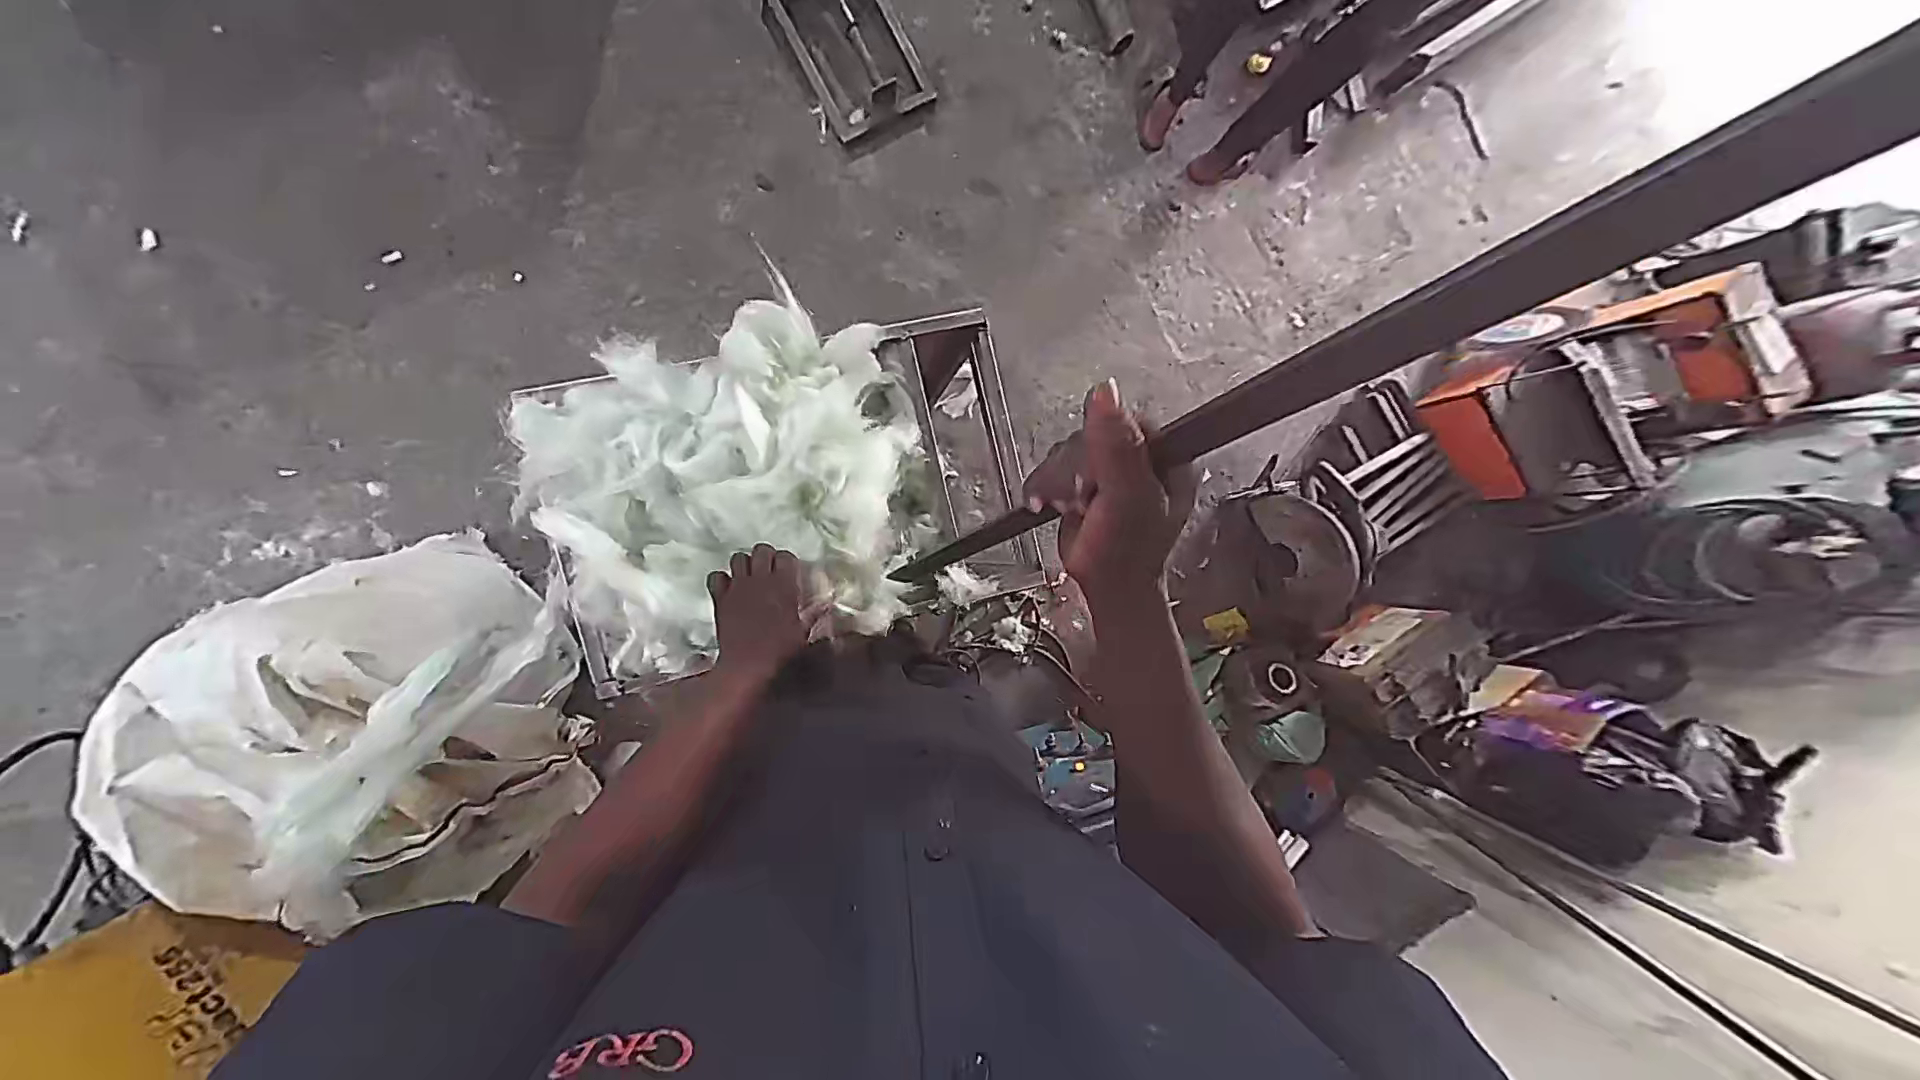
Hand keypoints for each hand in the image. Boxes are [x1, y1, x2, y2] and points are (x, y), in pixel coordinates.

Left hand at [707, 544, 821, 683]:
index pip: (785, 556)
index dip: (787, 562)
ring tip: (750, 577)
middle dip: (766, 557)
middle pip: (761, 550)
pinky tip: (729, 589)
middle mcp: (760, 580)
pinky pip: (716, 576)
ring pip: (738, 558)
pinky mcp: (720, 598)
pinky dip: (722, 579)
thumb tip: (826, 605)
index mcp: (783, 585)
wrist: (747, 665)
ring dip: (745, 564)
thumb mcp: (802, 632)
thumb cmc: (779, 650)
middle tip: (769, 571)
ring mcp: (738, 587)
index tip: (788, 573)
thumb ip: (813, 614)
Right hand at [1023, 380, 1195, 604]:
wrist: (1106, 588)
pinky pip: (1055, 466)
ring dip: (1059, 480)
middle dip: (1076, 470)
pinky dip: (1045, 485)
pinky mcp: (1084, 485)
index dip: (1103, 445)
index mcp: (1166, 456)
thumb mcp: (1128, 498)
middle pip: (1091, 435)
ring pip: (1068, 449)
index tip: (1097, 477)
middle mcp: (1139, 459)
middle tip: (1083, 498)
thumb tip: (1104, 392)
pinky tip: (1048, 502)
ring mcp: (1110, 472)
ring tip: (1069, 506)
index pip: (1126, 422)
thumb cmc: (1127, 553)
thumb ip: (1117, 446)